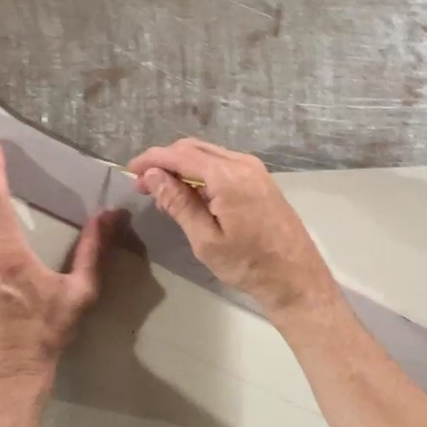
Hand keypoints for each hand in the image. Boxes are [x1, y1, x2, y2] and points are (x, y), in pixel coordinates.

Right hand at [126, 139, 336, 313]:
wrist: (296, 279)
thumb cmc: (249, 265)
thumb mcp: (206, 240)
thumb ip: (179, 203)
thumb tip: (153, 175)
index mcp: (228, 177)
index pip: (181, 155)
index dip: (152, 159)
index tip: (130, 171)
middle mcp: (243, 164)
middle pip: (194, 148)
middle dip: (165, 161)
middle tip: (143, 185)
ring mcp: (255, 170)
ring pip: (208, 155)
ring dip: (182, 166)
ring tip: (162, 191)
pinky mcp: (261, 180)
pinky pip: (223, 165)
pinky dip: (201, 172)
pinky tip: (189, 193)